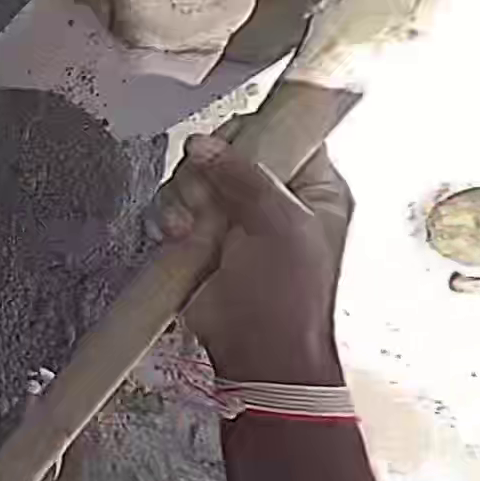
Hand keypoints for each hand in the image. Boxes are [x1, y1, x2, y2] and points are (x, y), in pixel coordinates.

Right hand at [153, 132, 351, 384]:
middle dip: (205, 175)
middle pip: (223, 152)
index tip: (228, 151)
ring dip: (183, 200)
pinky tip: (179, 236)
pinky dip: (169, 216)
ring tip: (193, 229)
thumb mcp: (279, 226)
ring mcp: (231, 214)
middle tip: (209, 202)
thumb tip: (202, 143)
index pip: (282, 134)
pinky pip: (171, 203)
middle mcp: (268, 195)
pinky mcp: (198, 231)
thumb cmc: (286, 292)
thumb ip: (243, 177)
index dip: (252, 134)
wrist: (253, 346)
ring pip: (192, 177)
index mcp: (310, 188)